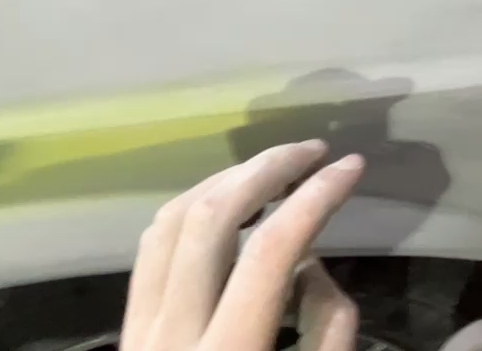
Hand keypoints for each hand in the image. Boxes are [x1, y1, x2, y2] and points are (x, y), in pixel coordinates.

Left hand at [121, 140, 365, 350]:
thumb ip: (329, 329)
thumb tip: (314, 259)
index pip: (271, 250)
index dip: (317, 197)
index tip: (354, 167)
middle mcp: (169, 340)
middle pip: (211, 217)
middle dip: (268, 168)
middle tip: (314, 150)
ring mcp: (137, 335)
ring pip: (172, 219)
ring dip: (228, 178)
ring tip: (275, 166)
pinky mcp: (127, 336)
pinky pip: (153, 246)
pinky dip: (194, 206)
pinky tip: (228, 201)